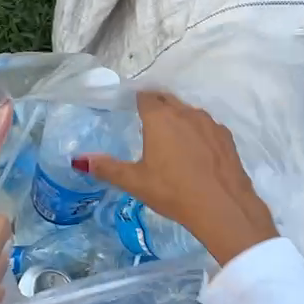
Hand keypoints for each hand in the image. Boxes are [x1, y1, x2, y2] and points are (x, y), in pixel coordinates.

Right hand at [78, 91, 278, 265]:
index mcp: (160, 118)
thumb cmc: (173, 191)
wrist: (222, 206)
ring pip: (189, 112)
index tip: (131, 107)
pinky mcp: (226, 137)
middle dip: (157, 105)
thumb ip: (107, 168)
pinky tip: (196, 152)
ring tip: (171, 138)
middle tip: (147, 121)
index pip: (145, 97)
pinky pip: (206, 127)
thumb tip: (78, 160)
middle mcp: (185, 113)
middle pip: (167, 100)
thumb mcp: (135, 182)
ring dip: (178, 119)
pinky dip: (197, 133)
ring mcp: (209, 123)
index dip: (137, 100)